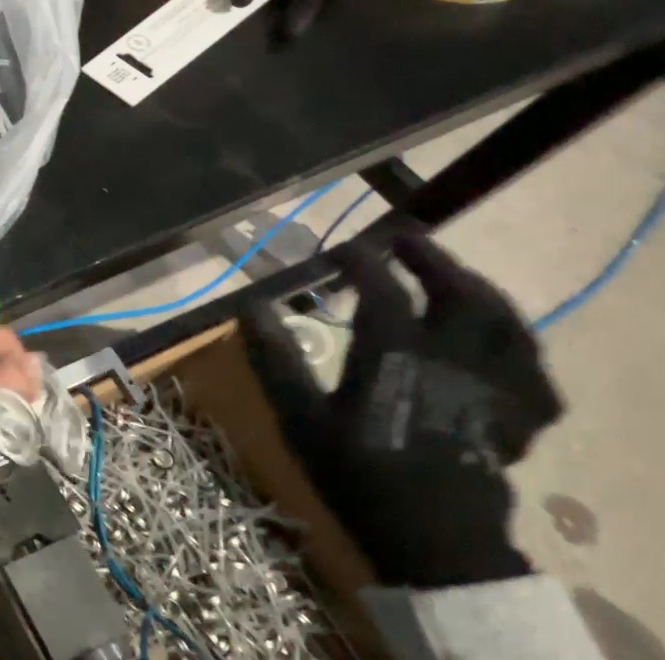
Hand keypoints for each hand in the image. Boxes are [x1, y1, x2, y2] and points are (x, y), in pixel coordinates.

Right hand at [239, 224, 561, 588]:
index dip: (362, 261)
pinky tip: (498, 345)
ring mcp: (495, 387)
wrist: (432, 539)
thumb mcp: (300, 418)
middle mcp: (454, 360)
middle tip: (404, 240)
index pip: (384, 289)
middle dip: (432, 259)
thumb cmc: (356, 473)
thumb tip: (248, 304)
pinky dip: (515, 346)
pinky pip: (532, 369)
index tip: (340, 249)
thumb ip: (275, 358)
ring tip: (456, 277)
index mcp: (397, 357)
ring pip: (506, 323)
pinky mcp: (520, 415)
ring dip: (480, 290)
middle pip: (459, 293)